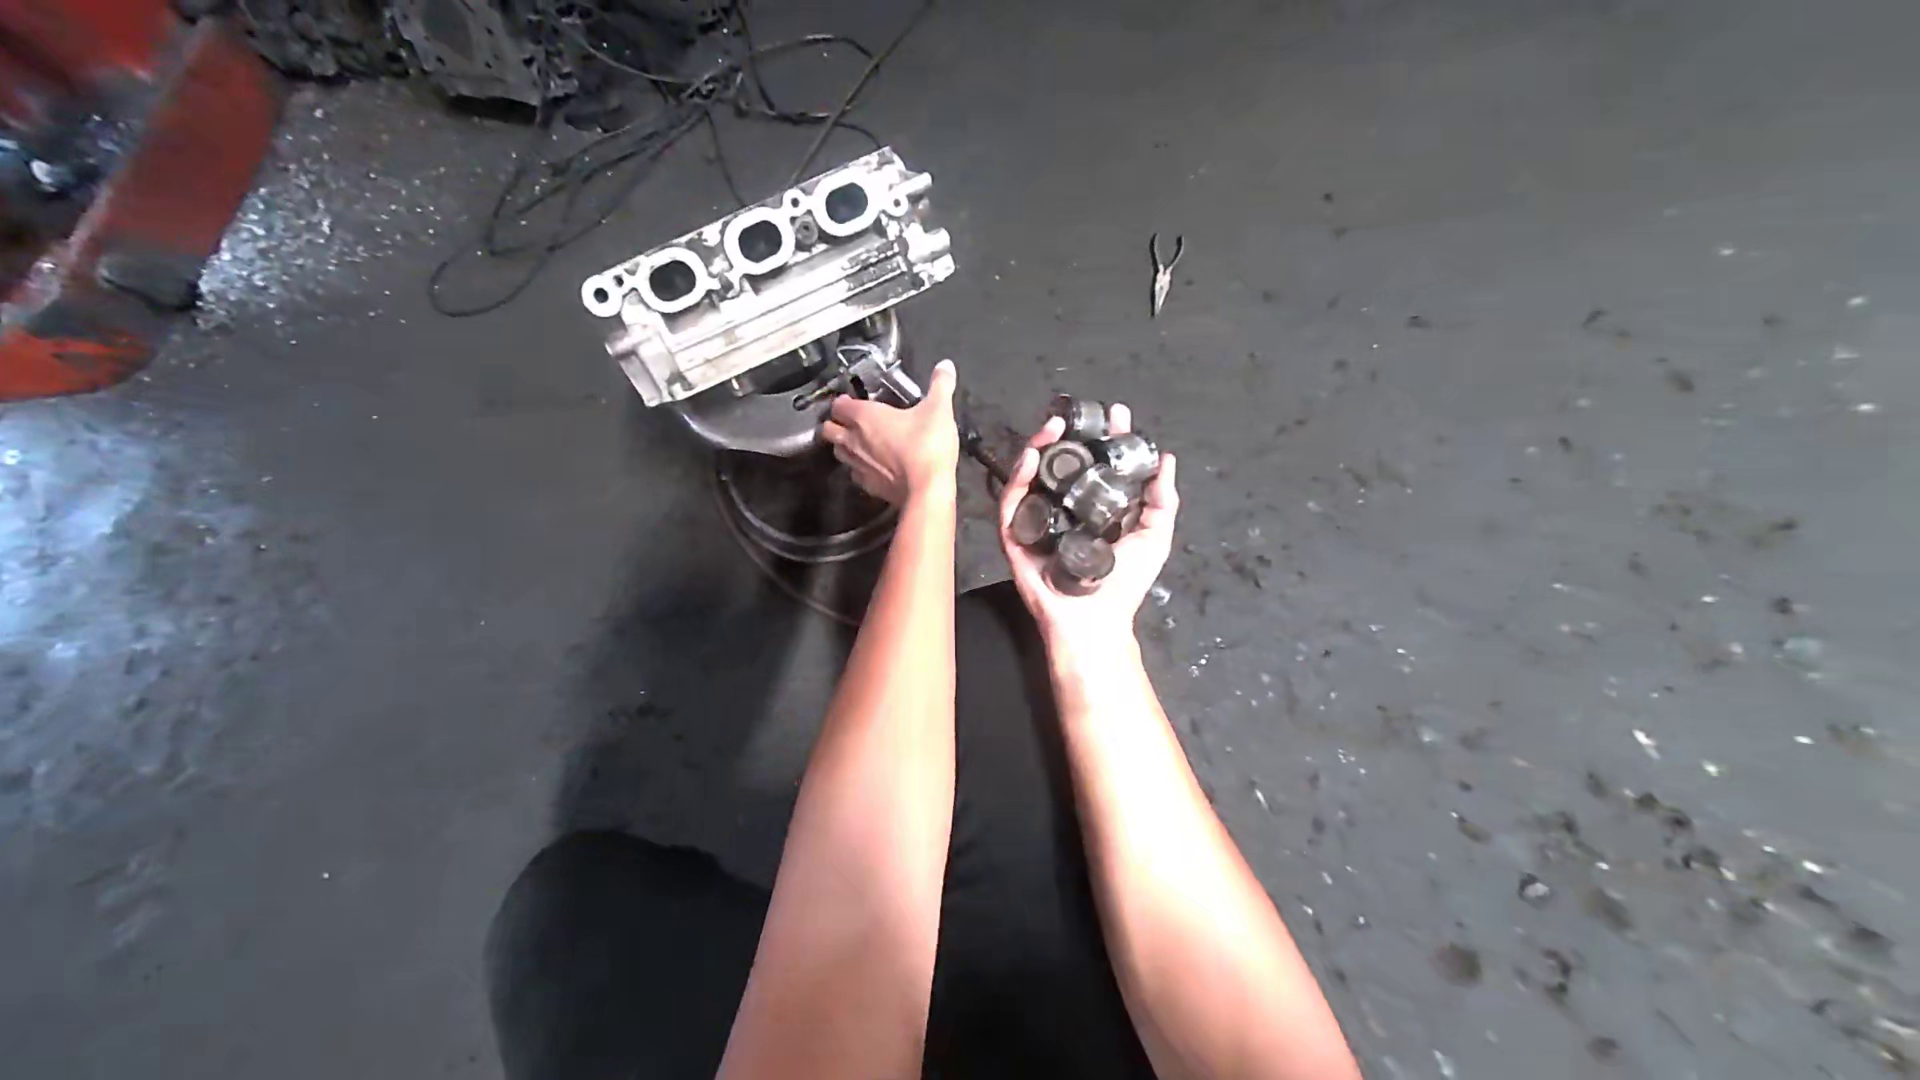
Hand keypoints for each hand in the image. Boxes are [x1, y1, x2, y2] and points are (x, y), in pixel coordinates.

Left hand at [820, 360, 959, 504]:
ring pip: (839, 453)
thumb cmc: (928, 445)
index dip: (843, 402)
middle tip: (851, 422)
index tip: (852, 401)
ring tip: (859, 443)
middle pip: (829, 430)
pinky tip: (872, 467)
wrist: (927, 490)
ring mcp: (858, 466)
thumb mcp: (939, 409)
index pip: (838, 406)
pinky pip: (855, 474)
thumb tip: (945, 365)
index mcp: (865, 417)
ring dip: (844, 446)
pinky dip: (859, 469)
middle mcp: (854, 440)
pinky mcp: (869, 487)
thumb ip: (940, 385)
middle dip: (836, 424)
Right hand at [997, 403, 1179, 649]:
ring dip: (1038, 447)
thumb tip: (1167, 458)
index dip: (1104, 438)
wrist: (1095, 621)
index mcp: (1093, 506)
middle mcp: (1063, 507)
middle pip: (1058, 463)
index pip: (1095, 463)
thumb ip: (1162, 500)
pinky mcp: (1016, 536)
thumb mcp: (1153, 537)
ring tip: (1052, 428)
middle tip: (1076, 415)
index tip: (1115, 415)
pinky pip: (1011, 503)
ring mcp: (1037, 521)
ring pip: (1031, 476)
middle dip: (1066, 435)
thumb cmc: (1125, 584)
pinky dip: (1018, 479)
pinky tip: (1031, 459)